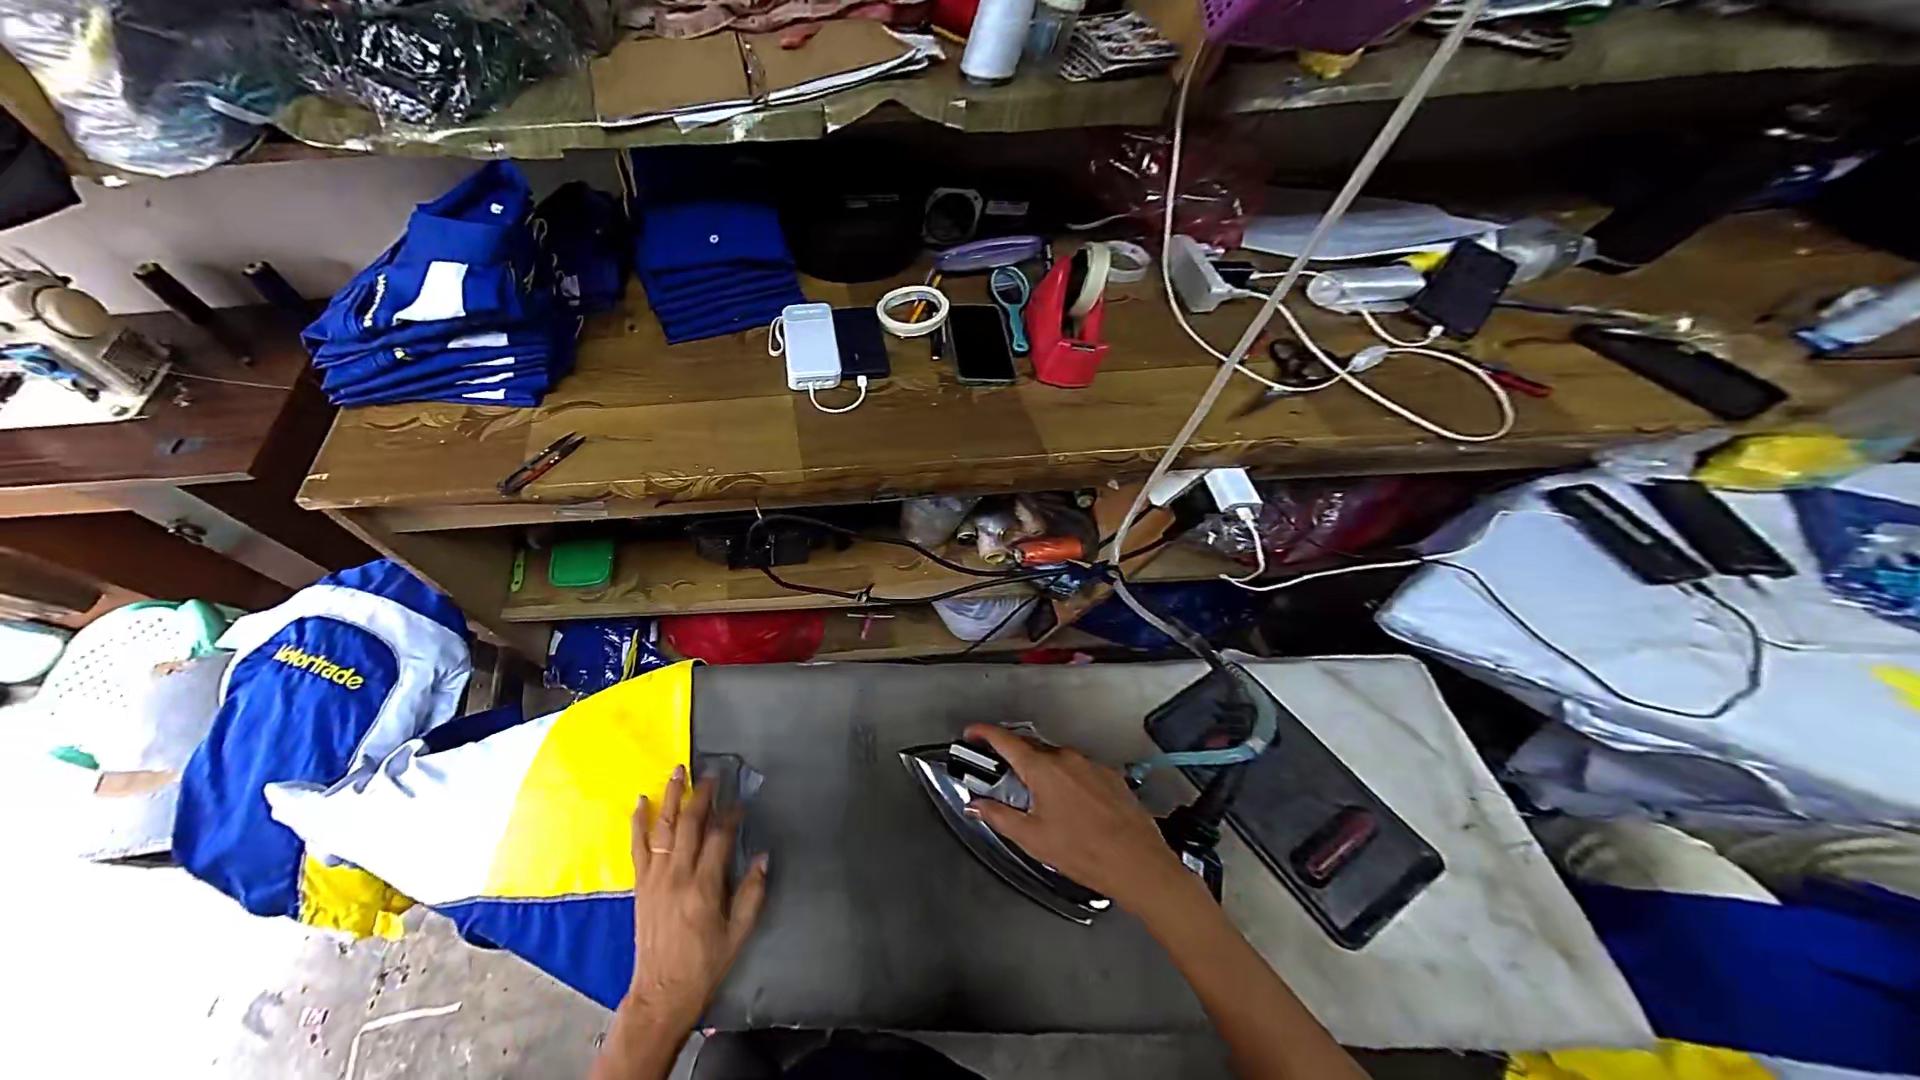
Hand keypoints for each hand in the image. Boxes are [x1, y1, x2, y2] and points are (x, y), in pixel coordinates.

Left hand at [625, 765, 768, 1028]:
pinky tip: (642, 801)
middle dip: (702, 795)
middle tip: (712, 774)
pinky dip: (639, 822)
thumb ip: (752, 892)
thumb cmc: (705, 962)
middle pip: (689, 824)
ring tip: (677, 771)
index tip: (741, 802)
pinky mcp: (640, 885)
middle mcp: (676, 876)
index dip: (731, 816)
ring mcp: (654, 878)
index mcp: (704, 887)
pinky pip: (638, 846)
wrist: (661, 992)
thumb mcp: (739, 932)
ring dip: (671, 797)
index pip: (719, 838)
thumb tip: (763, 856)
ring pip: (663, 828)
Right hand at [963, 724, 1198, 915]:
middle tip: (999, 771)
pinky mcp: (1109, 776)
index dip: (985, 733)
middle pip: (1031, 746)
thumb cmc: (1088, 852)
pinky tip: (1069, 806)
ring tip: (1038, 801)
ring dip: (1041, 770)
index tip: (974, 732)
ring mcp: (1091, 765)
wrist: (1137, 863)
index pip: (1006, 740)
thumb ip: (999, 816)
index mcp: (1044, 769)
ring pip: (1056, 758)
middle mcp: (1068, 759)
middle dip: (1012, 755)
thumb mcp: (1032, 838)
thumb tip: (979, 805)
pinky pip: (1079, 769)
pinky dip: (1066, 779)